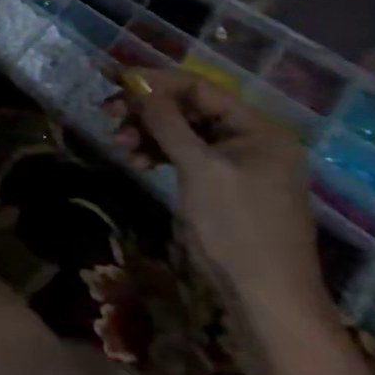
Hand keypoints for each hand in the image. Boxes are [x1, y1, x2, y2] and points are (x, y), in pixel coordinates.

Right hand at [110, 69, 324, 309]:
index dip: (156, 82)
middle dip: (147, 110)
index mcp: (259, 130)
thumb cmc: (237, 226)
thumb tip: (138, 83)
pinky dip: (157, 154)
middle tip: (109, 113)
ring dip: (147, 134)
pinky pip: (183, 154)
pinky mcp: (220, 183)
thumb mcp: (199, 169)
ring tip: (120, 146)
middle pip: (188, 109)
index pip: (200, 89)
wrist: (265, 294)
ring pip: (181, 132)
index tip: (114, 81)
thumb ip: (167, 123)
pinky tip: (137, 162)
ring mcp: (236, 163)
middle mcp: (250, 140)